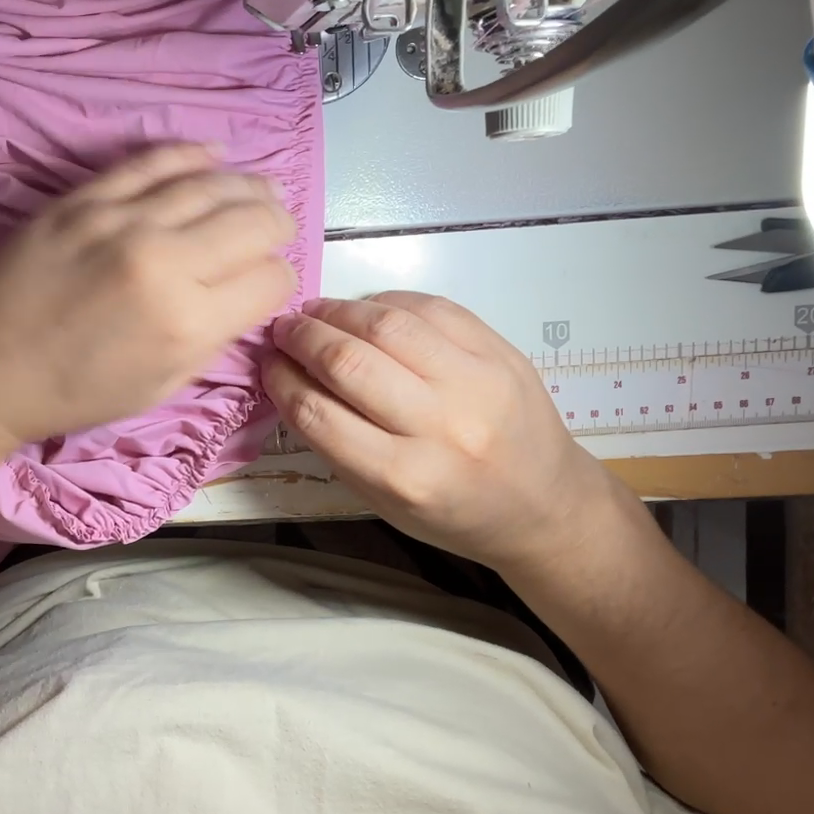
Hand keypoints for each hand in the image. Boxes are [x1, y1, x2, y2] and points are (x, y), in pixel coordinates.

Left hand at [0, 144, 297, 446]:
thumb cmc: (75, 393)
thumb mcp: (161, 386)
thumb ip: (215, 337)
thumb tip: (248, 293)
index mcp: (187, 324)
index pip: (271, 280)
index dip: (278, 282)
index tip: (264, 285)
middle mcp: (164, 262)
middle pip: (253, 222)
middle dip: (276, 225)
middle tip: (275, 229)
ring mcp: (120, 221)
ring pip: (211, 183)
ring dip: (247, 186)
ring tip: (261, 191)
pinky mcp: (84, 198)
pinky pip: (153, 162)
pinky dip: (192, 155)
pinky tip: (216, 156)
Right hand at [262, 292, 619, 571]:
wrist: (545, 505)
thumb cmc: (452, 512)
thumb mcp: (381, 499)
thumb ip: (333, 441)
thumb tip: (290, 376)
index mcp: (404, 478)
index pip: (319, 413)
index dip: (282, 380)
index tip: (268, 364)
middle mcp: (441, 428)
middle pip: (348, 362)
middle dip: (302, 337)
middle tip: (284, 330)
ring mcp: (476, 383)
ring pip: (388, 324)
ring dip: (338, 311)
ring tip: (317, 314)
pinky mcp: (500, 352)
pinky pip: (431, 307)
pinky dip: (386, 301)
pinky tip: (366, 310)